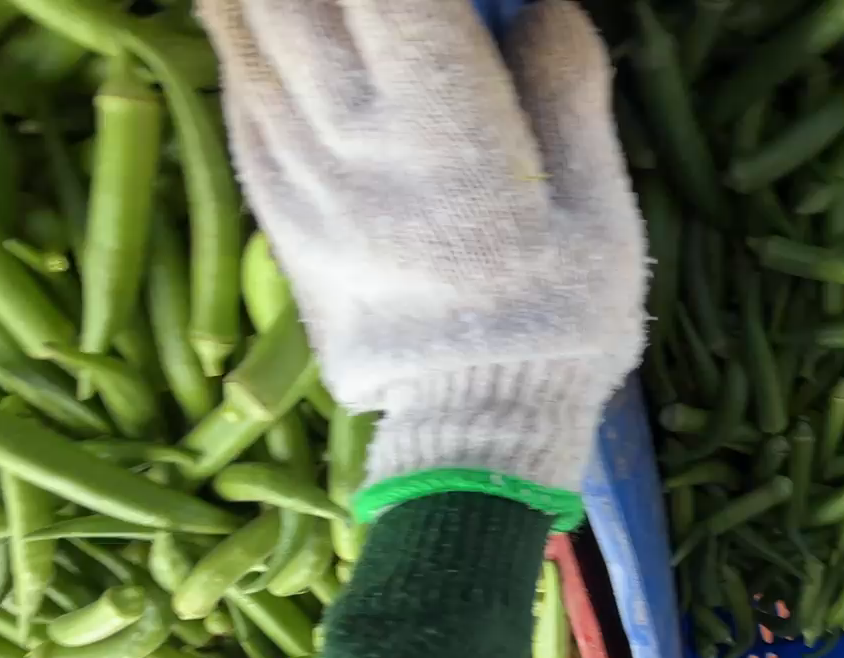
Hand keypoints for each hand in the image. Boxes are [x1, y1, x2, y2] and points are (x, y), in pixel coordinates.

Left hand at [198, 0, 645, 522]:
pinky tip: (286, 59)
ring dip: (279, 7)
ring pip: (246, 38)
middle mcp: (348, 137)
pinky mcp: (282, 228)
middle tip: (378, 17)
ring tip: (325, 17)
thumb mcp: (600, 217)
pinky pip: (242, 113)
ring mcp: (300, 184)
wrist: (479, 428)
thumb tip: (544, 12)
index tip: (452, 1)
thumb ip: (571, 98)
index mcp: (439, 121)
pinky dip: (254, 62)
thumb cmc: (557, 328)